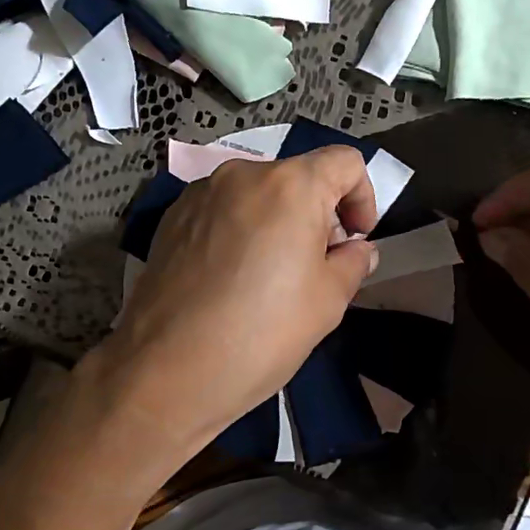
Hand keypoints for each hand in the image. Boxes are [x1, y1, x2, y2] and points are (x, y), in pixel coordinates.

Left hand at [84, 147, 382, 467]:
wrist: (167, 367)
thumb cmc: (260, 333)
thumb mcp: (327, 302)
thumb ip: (351, 262)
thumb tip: (355, 248)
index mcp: (288, 185)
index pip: (343, 162)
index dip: (362, 196)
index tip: (355, 238)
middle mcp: (239, 174)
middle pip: (293, 177)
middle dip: (314, 212)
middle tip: (315, 264)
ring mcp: (197, 195)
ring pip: (253, 194)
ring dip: (273, 221)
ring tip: (268, 275)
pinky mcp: (169, 219)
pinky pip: (218, 211)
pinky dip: (235, 230)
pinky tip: (228, 277)